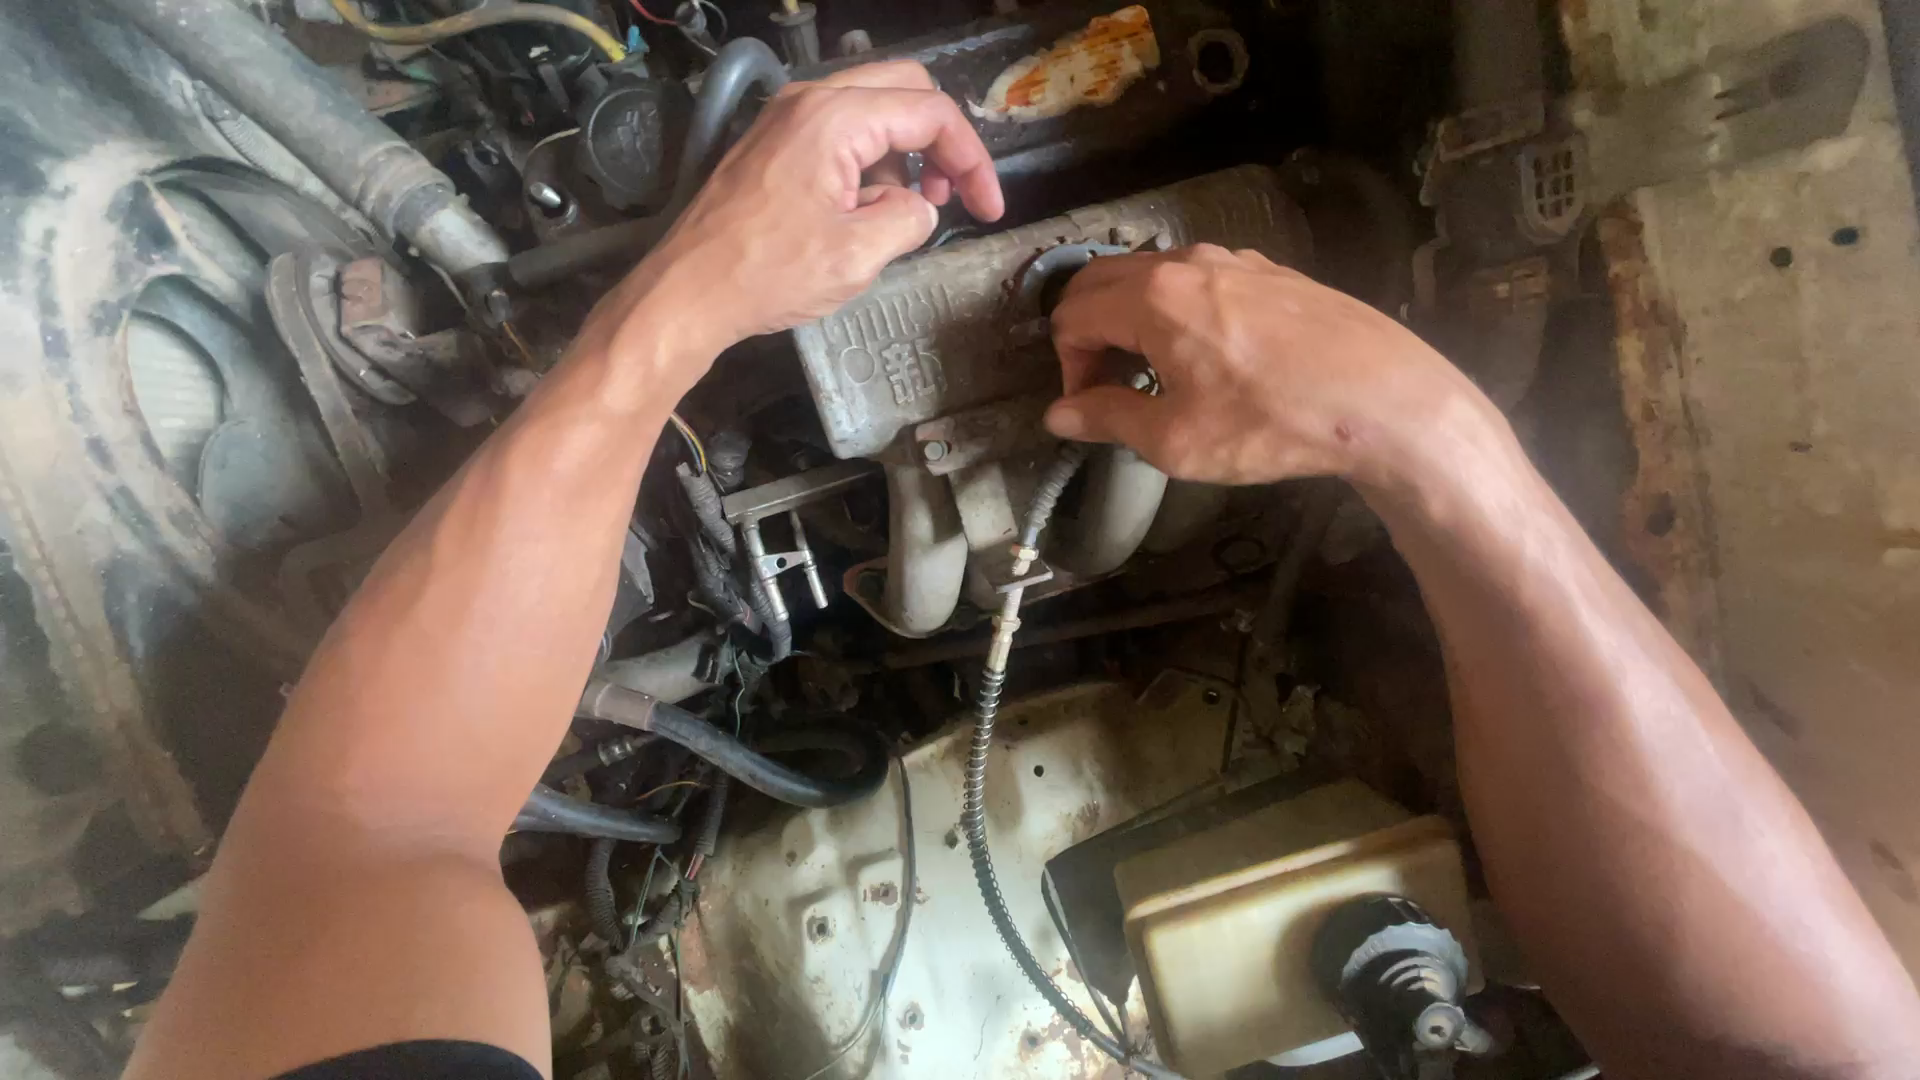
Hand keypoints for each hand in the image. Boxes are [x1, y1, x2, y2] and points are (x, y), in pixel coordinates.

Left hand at [593, 61, 1001, 371]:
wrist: (690, 291)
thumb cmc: (769, 274)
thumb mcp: (857, 255)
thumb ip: (907, 219)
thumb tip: (920, 208)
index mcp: (835, 118)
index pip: (930, 113)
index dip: (971, 160)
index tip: (987, 209)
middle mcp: (810, 101)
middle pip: (904, 92)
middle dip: (941, 144)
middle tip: (953, 198)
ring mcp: (787, 120)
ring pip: (872, 112)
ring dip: (905, 154)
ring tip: (910, 212)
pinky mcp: (775, 146)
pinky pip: (840, 135)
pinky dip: (871, 163)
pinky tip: (867, 211)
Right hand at [1043, 245, 1509, 495]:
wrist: (1386, 402)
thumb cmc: (1268, 424)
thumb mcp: (1173, 440)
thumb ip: (1106, 419)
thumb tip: (1057, 415)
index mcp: (1153, 298)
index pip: (1072, 316)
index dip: (1068, 366)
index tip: (1090, 407)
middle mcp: (1187, 261)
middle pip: (1101, 280)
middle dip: (1087, 334)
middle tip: (1109, 387)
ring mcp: (1234, 258)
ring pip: (1149, 275)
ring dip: (1129, 320)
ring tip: (1156, 374)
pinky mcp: (1272, 270)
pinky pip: (1197, 278)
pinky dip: (1173, 310)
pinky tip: (1207, 356)